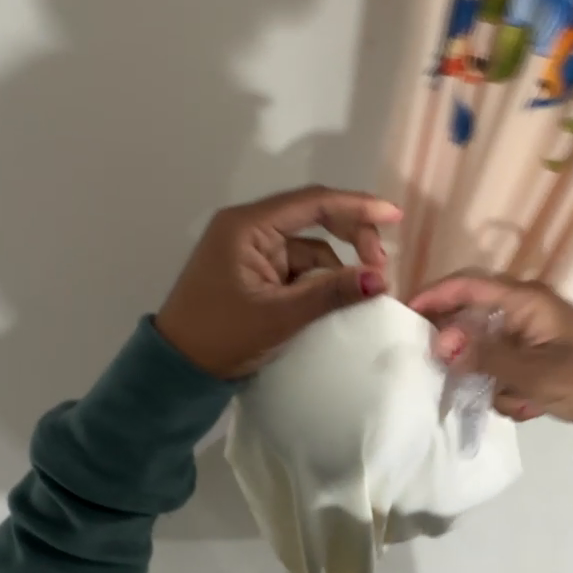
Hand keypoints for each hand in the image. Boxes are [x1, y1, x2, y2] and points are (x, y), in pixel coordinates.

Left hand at [156, 186, 402, 378]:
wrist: (177, 370)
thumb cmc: (220, 338)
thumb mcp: (279, 317)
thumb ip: (330, 293)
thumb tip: (381, 279)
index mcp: (247, 226)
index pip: (312, 202)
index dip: (357, 207)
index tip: (395, 217)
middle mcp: (249, 229)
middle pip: (314, 218)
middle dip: (352, 237)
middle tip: (381, 267)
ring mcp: (252, 251)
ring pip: (310, 247)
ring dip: (338, 266)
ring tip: (365, 292)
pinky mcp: (255, 273)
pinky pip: (298, 268)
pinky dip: (320, 281)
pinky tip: (339, 300)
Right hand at [410, 273, 572, 462]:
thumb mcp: (535, 374)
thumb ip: (485, 358)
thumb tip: (440, 344)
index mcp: (528, 300)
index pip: (469, 284)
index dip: (434, 295)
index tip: (402, 315)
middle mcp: (526, 311)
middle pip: (472, 317)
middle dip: (463, 350)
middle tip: (449, 375)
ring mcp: (532, 336)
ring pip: (485, 351)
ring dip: (492, 379)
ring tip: (516, 400)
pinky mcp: (536, 360)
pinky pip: (503, 370)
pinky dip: (509, 391)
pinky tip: (530, 407)